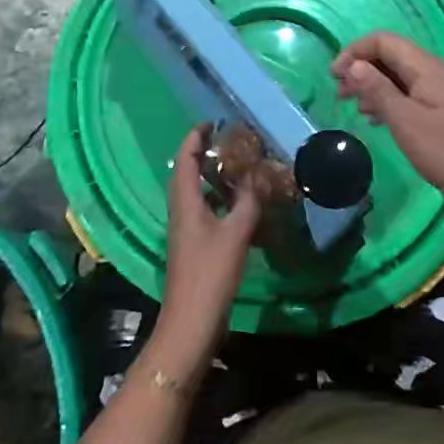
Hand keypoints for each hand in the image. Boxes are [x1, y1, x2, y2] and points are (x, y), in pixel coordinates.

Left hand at [159, 125, 261, 348]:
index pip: (186, 158)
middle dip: (207, 153)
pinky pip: (207, 210)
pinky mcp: (195, 244)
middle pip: (189, 172)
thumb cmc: (210, 273)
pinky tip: (243, 204)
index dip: (196, 136)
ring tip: (242, 167)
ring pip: (198, 192)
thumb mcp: (236, 233)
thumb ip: (249, 201)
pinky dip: (222, 200)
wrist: (191, 321)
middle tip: (235, 142)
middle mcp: (181, 210)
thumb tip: (261, 175)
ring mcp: (187, 229)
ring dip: (216, 177)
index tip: (215, 121)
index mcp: (185, 201)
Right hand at [330, 32, 443, 214]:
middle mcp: (431, 70)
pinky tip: (373, 118)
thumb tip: (353, 65)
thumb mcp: (403, 119)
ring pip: (395, 75)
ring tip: (353, 106)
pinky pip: (404, 93)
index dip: (355, 51)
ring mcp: (435, 90)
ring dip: (370, 85)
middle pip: (389, 55)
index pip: (383, 40)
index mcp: (424, 66)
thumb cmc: (442, 149)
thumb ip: (377, 88)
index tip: (333, 76)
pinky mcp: (436, 109)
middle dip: (361, 67)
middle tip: (340, 93)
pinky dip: (384, 99)